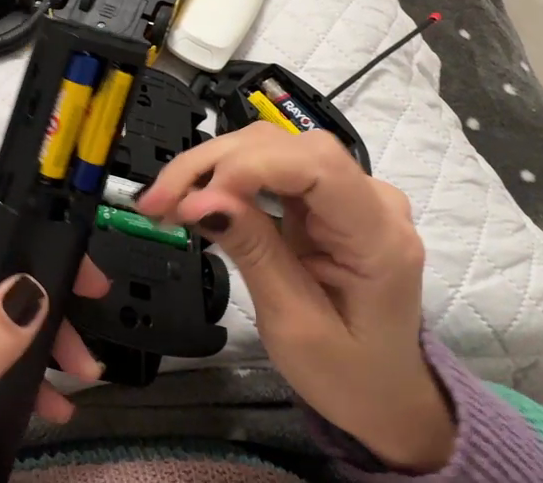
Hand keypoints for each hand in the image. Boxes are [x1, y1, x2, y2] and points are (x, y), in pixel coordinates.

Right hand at [136, 122, 453, 471]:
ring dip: (211, 167)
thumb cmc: (349, 375)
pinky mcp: (325, 197)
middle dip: (214, 164)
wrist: (386, 395)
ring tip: (165, 201)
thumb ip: (253, 252)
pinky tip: (194, 196)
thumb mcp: (295, 324)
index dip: (251, 165)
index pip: (318, 165)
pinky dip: (225, 177)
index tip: (194, 196)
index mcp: (379, 237)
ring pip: (270, 148)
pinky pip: (270, 168)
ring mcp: (349, 192)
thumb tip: (199, 199)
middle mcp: (371, 199)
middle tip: (156, 201)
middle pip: (285, 148)